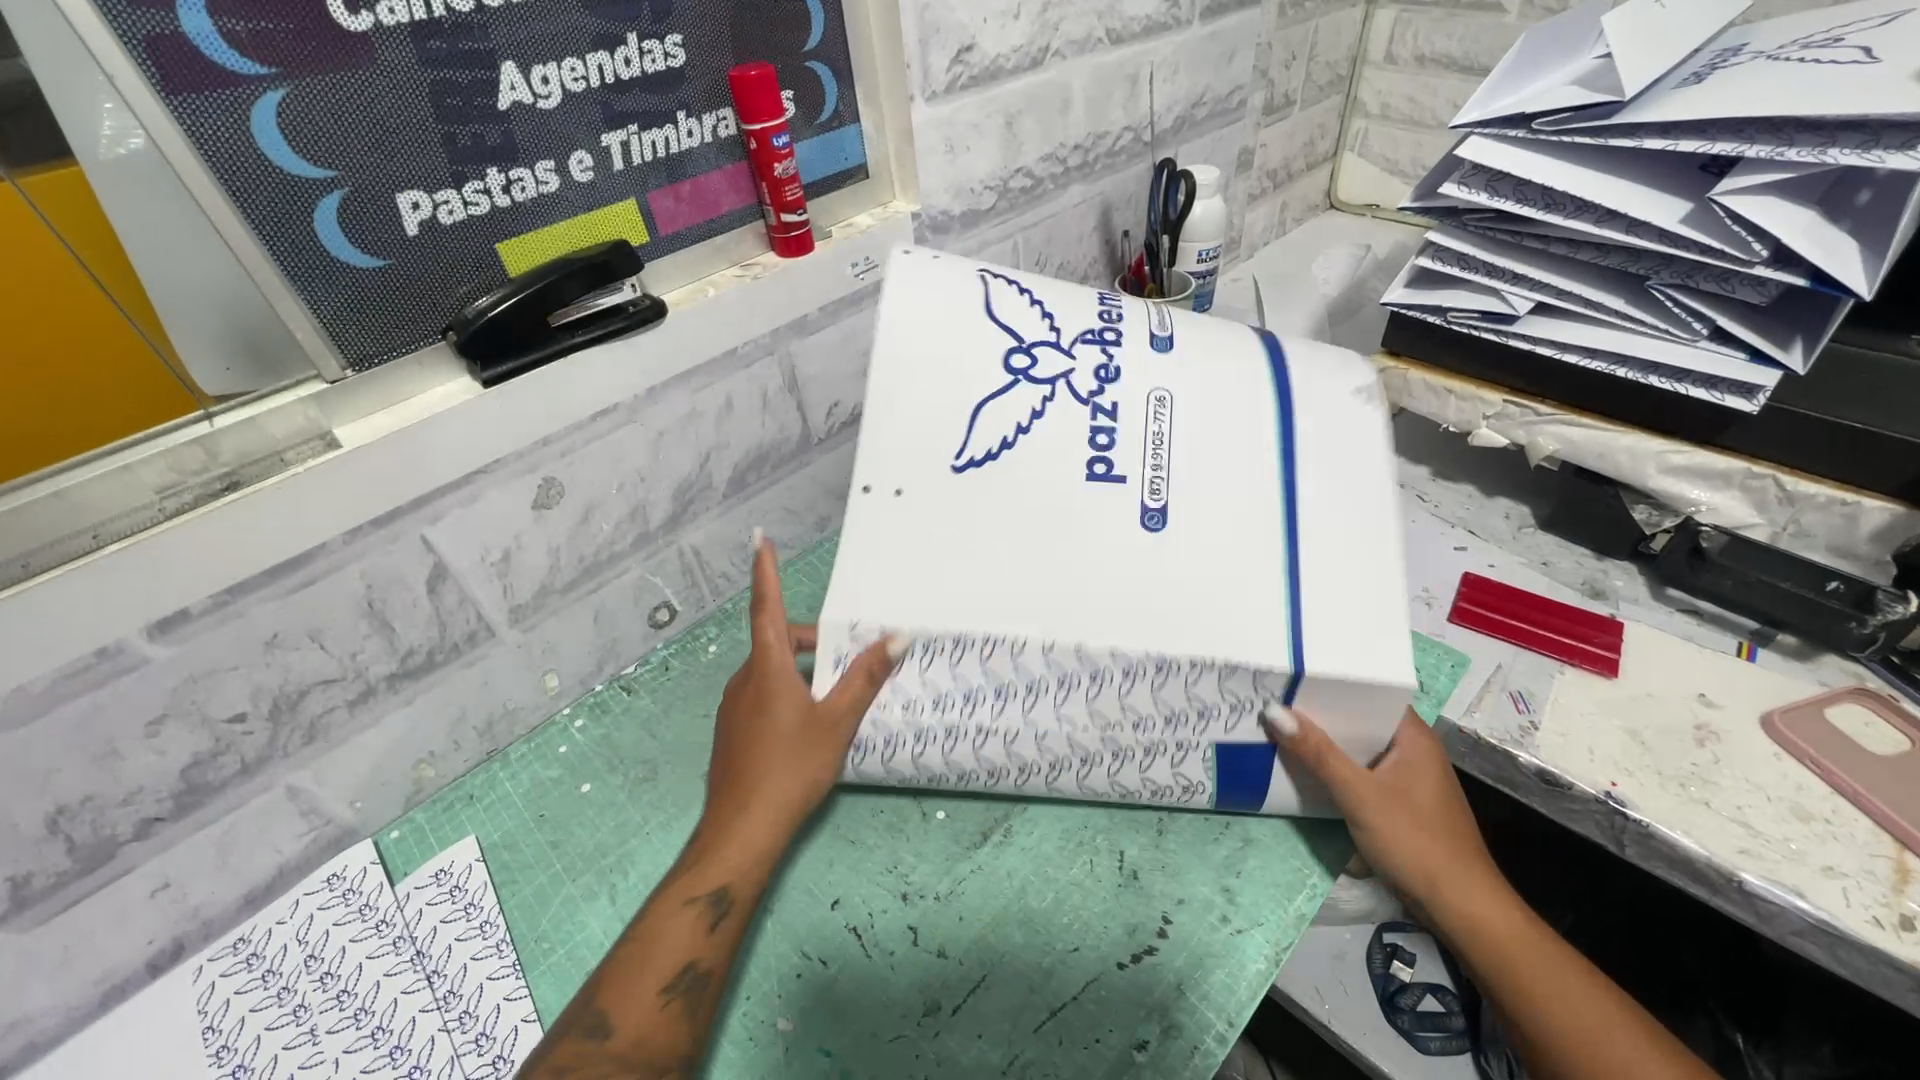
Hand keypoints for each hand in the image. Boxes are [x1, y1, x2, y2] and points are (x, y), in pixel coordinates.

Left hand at [701, 534, 903, 847]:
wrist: (742, 829)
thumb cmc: (792, 768)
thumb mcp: (838, 720)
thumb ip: (866, 676)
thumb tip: (899, 634)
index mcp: (766, 668)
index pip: (765, 608)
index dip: (764, 572)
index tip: (759, 539)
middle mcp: (743, 680)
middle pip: (777, 643)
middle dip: (810, 643)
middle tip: (847, 662)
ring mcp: (732, 707)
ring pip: (770, 673)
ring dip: (801, 672)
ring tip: (834, 702)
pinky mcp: (731, 731)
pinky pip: (761, 696)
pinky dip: (787, 694)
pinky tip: (807, 729)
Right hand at [1262, 705, 1506, 920]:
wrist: (1458, 906)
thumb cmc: (1414, 840)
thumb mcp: (1358, 794)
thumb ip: (1316, 753)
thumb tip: (1273, 710)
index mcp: (1413, 737)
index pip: (1371, 694)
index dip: (1332, 684)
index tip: (1292, 677)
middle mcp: (1414, 751)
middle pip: (1361, 723)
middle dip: (1321, 716)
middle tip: (1274, 702)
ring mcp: (1409, 779)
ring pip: (1360, 752)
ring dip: (1326, 746)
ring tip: (1281, 730)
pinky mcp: (1401, 804)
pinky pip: (1363, 776)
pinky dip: (1337, 772)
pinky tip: (1307, 772)